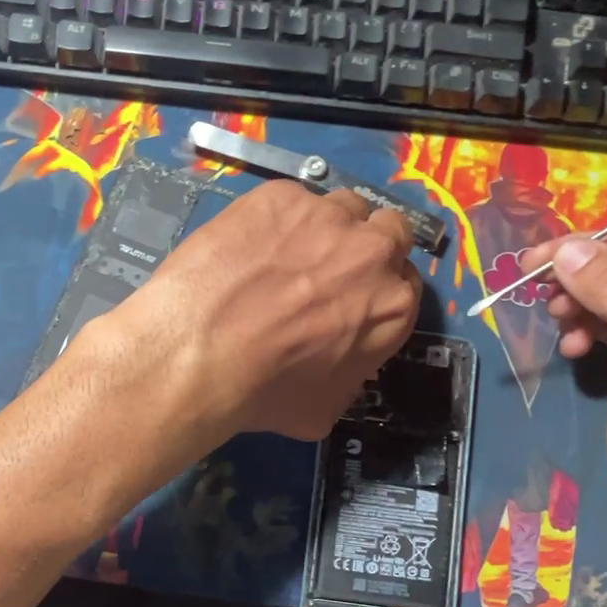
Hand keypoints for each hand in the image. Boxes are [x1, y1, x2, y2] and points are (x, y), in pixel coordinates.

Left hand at [125, 180, 420, 440]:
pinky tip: (247, 246)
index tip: (354, 297)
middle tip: (326, 271)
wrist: (202, 353)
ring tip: (285, 254)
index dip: (378, 288)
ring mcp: (326, 217)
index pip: (404, 283)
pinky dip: (274, 220)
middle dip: (365, 247)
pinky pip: (289, 201)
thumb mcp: (325, 410)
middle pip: (387, 232)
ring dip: (325, 228)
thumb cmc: (267, 393)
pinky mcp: (280, 196)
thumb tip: (341, 368)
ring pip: (342, 208)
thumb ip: (350, 376)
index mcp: (394, 307)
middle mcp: (372, 253)